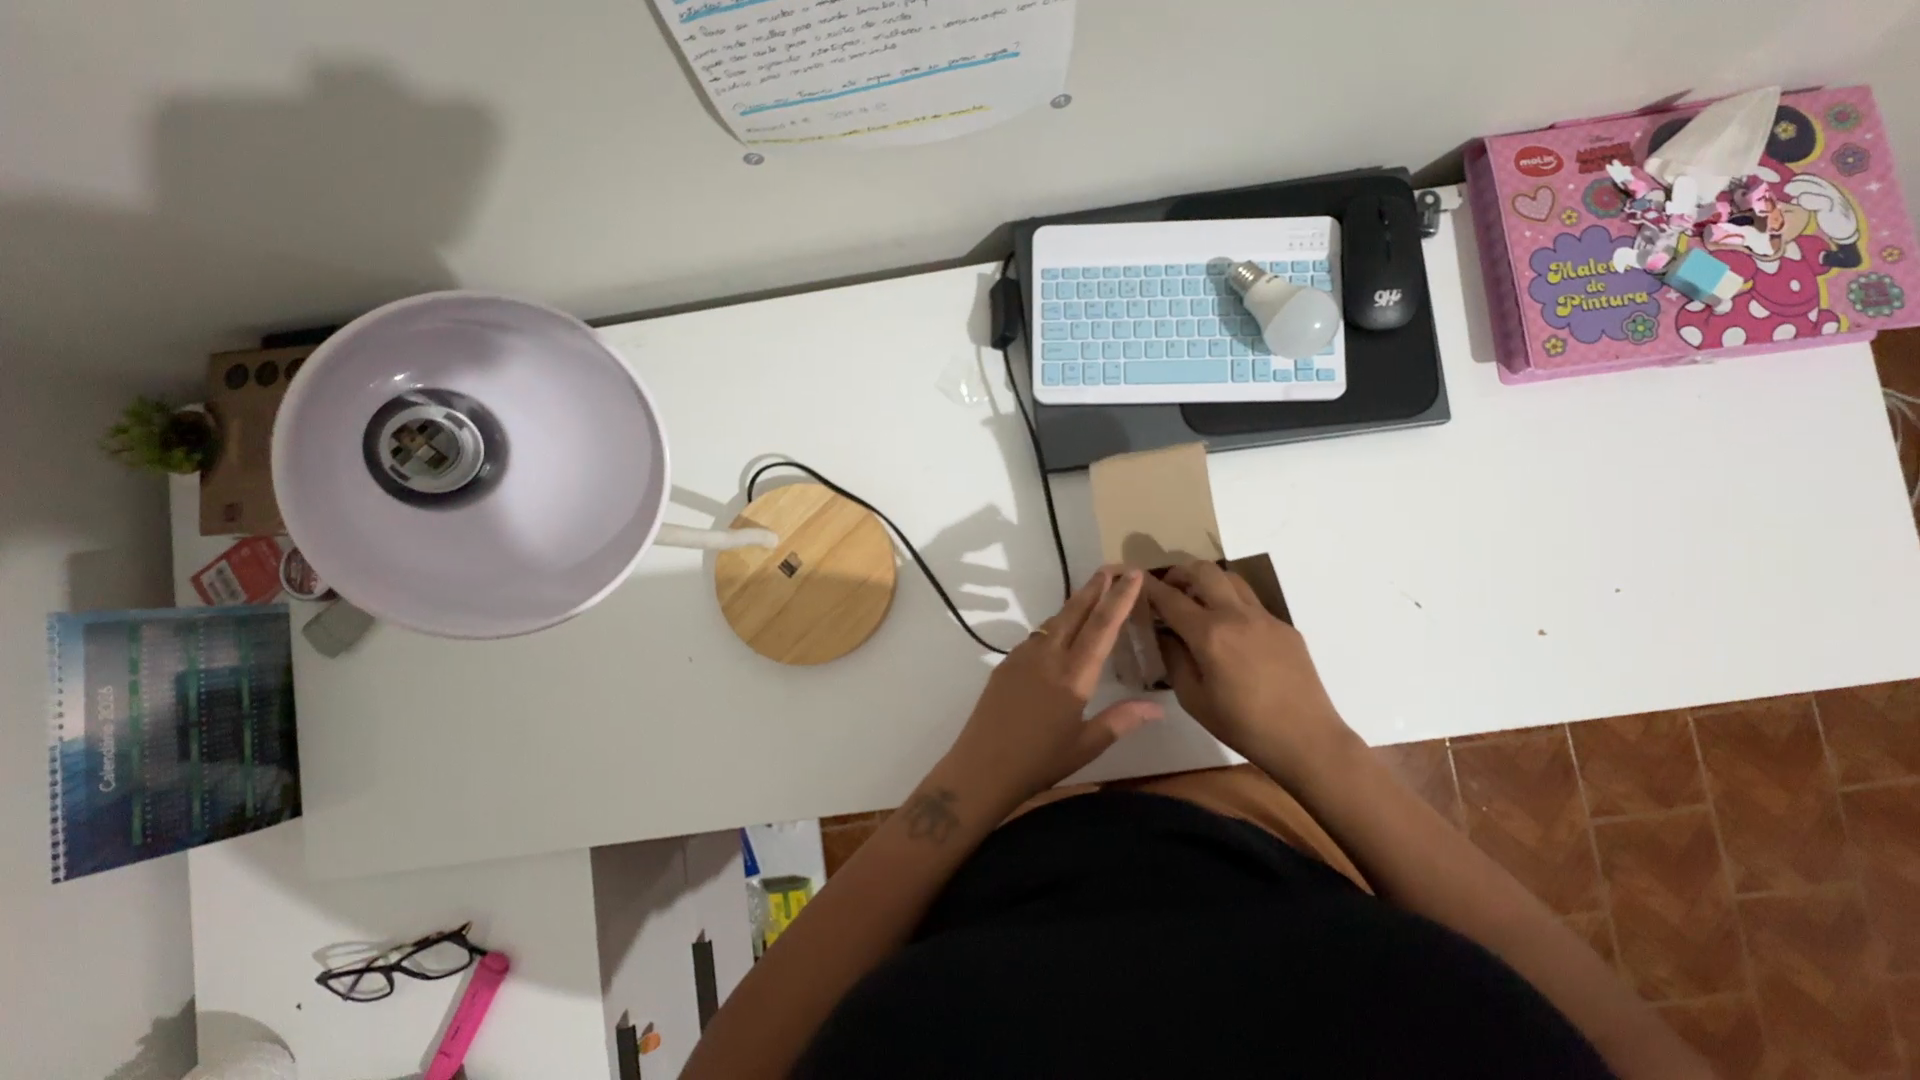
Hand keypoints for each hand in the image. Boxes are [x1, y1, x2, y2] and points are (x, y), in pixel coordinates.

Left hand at [942, 567, 1163, 806]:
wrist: (981, 768)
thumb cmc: (1039, 762)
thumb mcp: (1086, 746)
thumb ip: (1121, 721)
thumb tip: (1159, 707)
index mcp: (1073, 676)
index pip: (1102, 628)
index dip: (1119, 599)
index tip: (1132, 574)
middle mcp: (1048, 658)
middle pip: (1075, 613)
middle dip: (1095, 588)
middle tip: (1112, 567)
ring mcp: (1023, 658)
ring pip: (1054, 621)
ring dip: (1075, 604)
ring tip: (1092, 591)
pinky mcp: (1006, 665)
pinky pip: (1036, 636)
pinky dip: (1055, 624)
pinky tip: (1061, 629)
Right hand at [1140, 562, 1352, 776]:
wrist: (1305, 737)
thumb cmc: (1241, 725)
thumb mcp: (1193, 699)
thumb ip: (1174, 659)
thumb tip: (1164, 635)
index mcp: (1209, 634)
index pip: (1170, 598)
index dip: (1147, 586)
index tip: (1133, 579)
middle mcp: (1236, 615)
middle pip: (1204, 571)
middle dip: (1180, 573)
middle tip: (1169, 589)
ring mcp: (1265, 618)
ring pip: (1232, 579)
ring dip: (1209, 582)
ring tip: (1198, 603)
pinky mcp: (1284, 627)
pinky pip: (1251, 603)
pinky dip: (1232, 604)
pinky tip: (1230, 633)